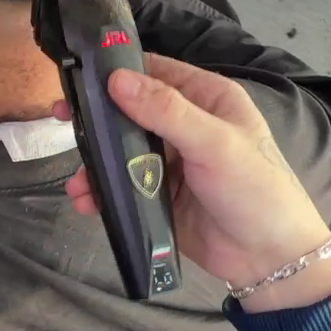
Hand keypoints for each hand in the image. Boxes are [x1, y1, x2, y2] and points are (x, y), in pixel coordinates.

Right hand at [62, 54, 330, 310]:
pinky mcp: (158, 196)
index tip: (78, 74)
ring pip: (119, 152)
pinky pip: (122, 186)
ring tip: (77, 184)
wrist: (270, 260)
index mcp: (206, 99)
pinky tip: (87, 203)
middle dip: (94, 119)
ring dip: (94, 164)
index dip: (117, 70)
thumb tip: (116, 79)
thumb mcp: (214, 144)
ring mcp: (170, 162)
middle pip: (129, 112)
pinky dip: (102, 193)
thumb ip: (166, 111)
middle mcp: (185, 125)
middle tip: (60, 118)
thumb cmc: (255, 190)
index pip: (155, 71)